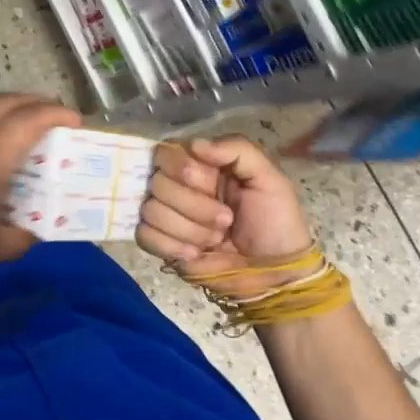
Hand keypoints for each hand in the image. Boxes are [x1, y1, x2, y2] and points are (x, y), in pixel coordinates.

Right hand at [136, 137, 315, 298]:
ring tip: (215, 240)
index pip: (166, 152)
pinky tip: (195, 254)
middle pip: (157, 182)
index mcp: (201, 166)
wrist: (274, 275)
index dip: (179, 167)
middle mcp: (178, 188)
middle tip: (226, 220)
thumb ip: (238, 149)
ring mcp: (167, 217)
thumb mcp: (269, 179)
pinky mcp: (161, 245)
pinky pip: (144, 235)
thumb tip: (194, 144)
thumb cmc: (276, 224)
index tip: (205, 181)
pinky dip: (170, 245)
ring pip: (151, 210)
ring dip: (188, 229)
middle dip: (193, 205)